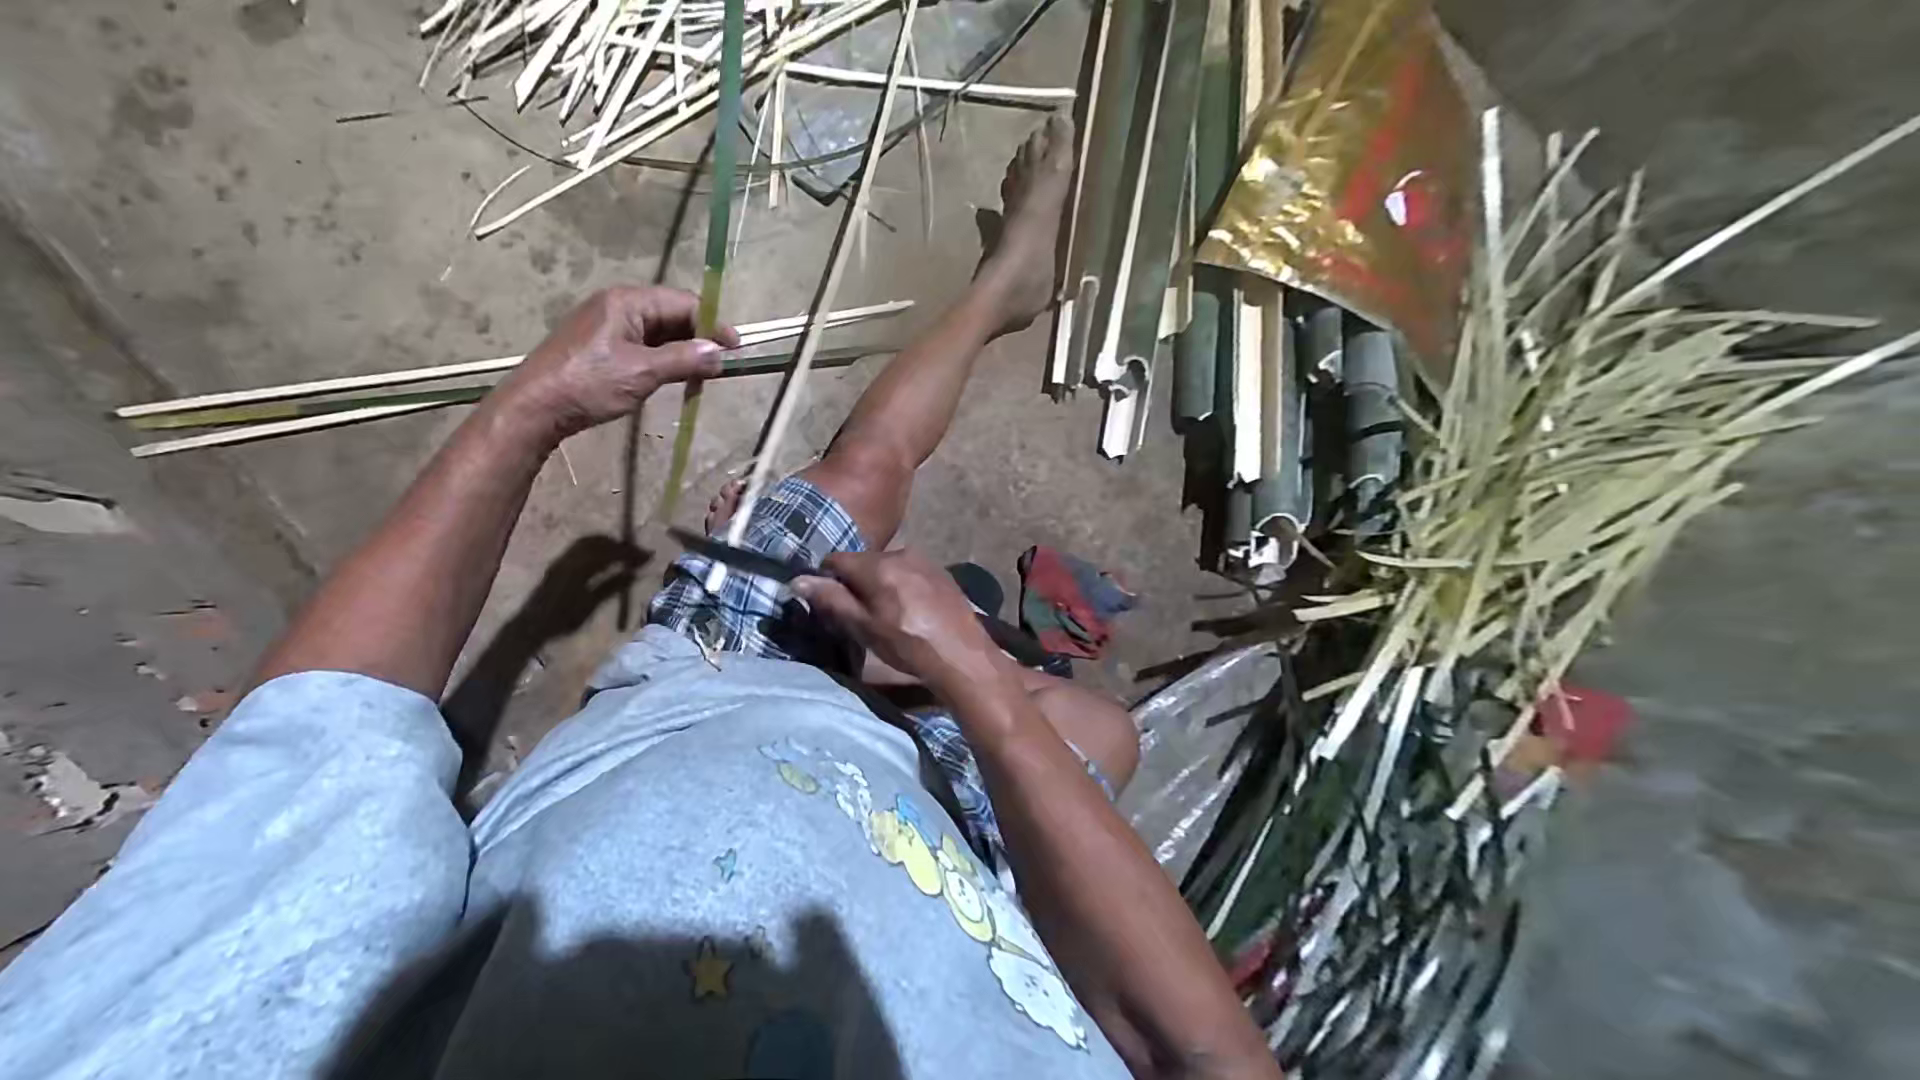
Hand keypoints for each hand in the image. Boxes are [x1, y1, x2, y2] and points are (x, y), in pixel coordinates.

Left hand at [494, 286, 739, 442]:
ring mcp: (608, 327)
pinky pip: (645, 345)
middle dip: (700, 338)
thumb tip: (718, 353)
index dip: (713, 324)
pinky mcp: (602, 347)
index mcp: (627, 302)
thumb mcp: (643, 372)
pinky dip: (666, 359)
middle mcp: (618, 306)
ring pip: (660, 332)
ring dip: (684, 351)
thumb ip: (684, 360)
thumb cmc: (589, 384)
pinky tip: (675, 377)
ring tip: (702, 376)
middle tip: (720, 365)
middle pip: (672, 315)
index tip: (735, 348)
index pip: (683, 303)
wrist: (536, 407)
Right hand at [793, 549, 1011, 693]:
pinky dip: (903, 586)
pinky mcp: (941, 572)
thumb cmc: (909, 645)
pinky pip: (910, 572)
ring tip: (889, 616)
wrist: (963, 656)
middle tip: (861, 616)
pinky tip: (912, 611)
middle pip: (863, 562)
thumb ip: (832, 600)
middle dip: (856, 583)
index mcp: (878, 564)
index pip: (836, 560)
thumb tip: (798, 580)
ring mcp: (925, 560)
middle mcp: (901, 552)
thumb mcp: (864, 628)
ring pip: (887, 567)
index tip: (832, 605)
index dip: (827, 580)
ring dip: (880, 584)